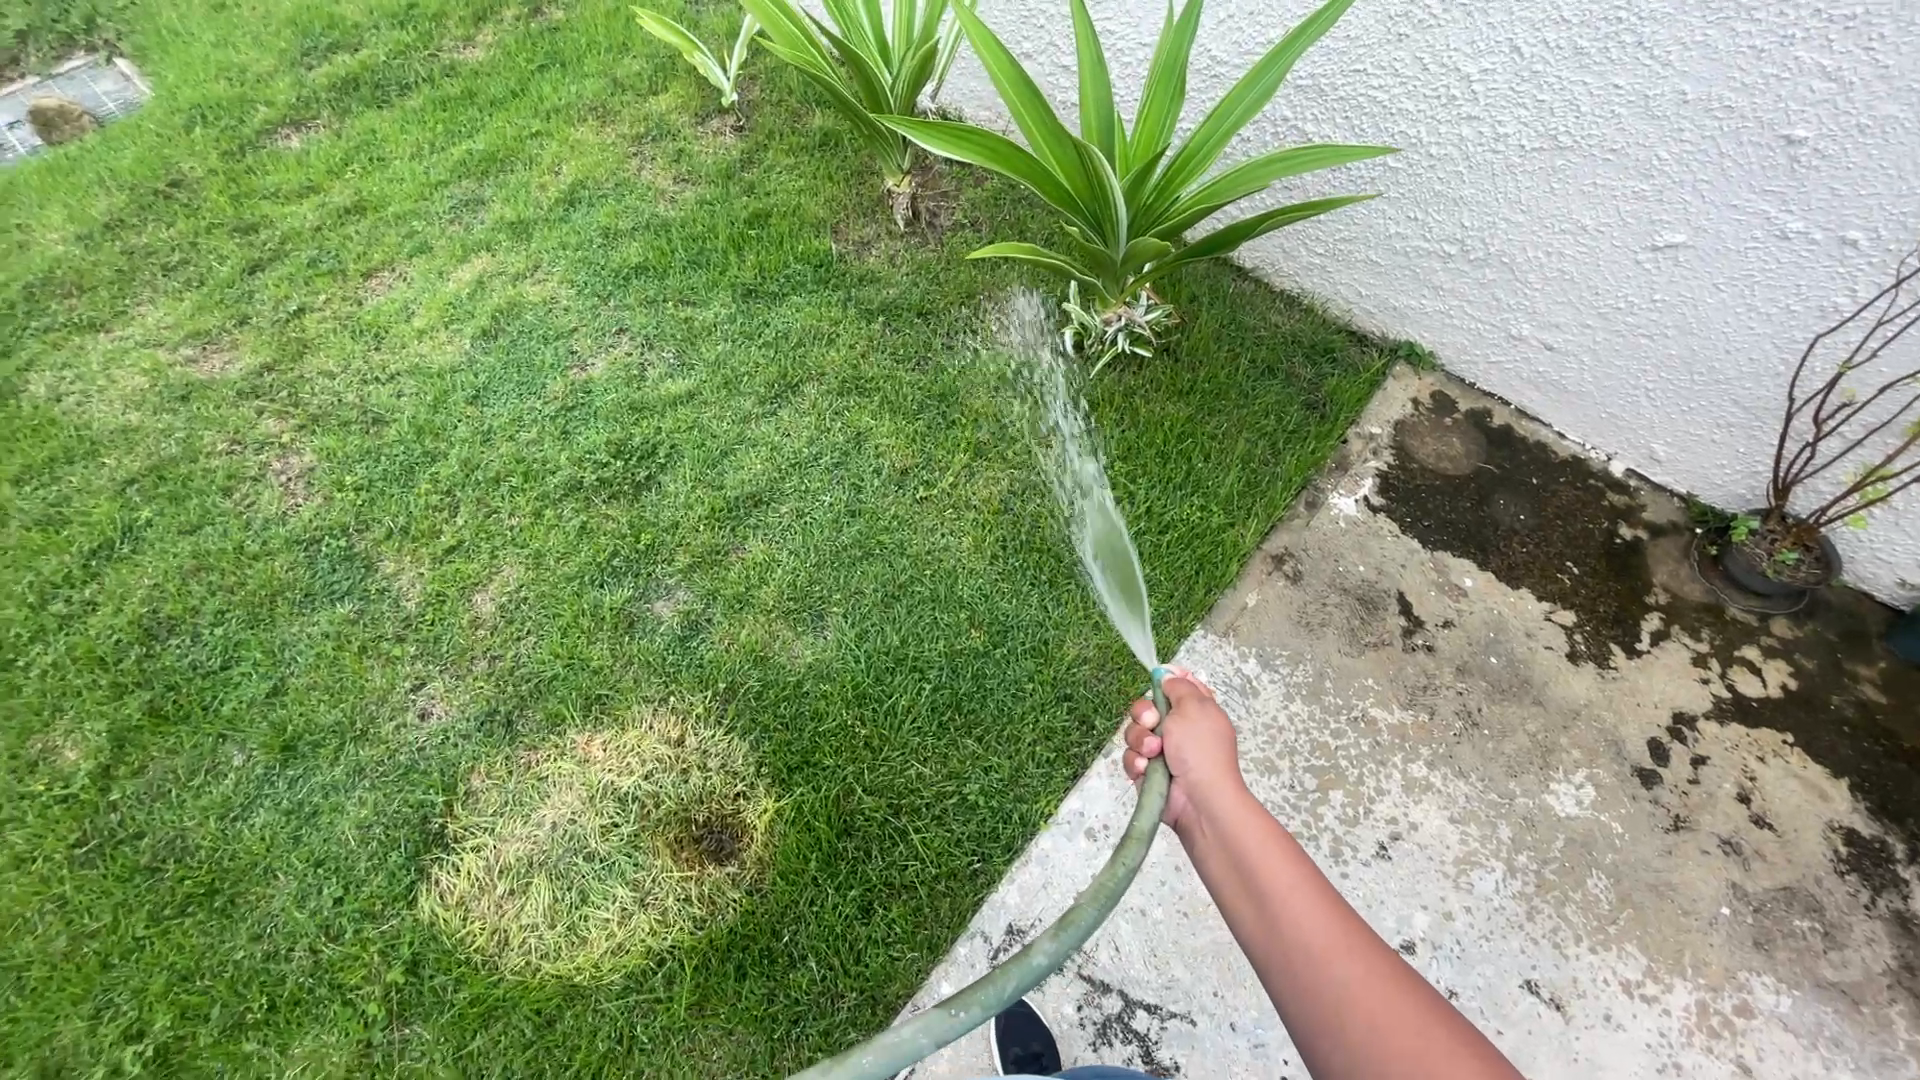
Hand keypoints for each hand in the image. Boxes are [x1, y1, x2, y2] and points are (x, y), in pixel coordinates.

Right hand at [1122, 666, 1244, 831]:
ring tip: (1153, 752)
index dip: (1165, 680)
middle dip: (1144, 713)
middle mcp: (1177, 728)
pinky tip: (1146, 768)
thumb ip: (1179, 686)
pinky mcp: (1146, 770)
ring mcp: (1161, 750)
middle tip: (1152, 722)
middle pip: (1146, 708)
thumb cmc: (1200, 750)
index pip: (1177, 687)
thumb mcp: (1194, 706)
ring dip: (1140, 740)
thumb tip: (1167, 676)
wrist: (1198, 798)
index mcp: (1195, 710)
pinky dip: (1136, 761)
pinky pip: (1129, 756)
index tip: (1156, 677)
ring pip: (1134, 732)